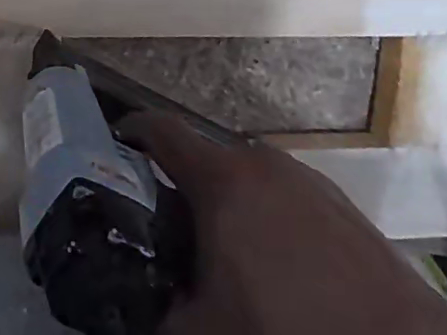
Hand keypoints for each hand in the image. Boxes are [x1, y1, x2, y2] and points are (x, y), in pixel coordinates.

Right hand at [119, 114, 446, 334]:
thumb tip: (139, 309)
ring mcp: (302, 176)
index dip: (131, 132)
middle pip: (204, 159)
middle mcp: (260, 161)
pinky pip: (281, 194)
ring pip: (245, 178)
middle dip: (179, 189)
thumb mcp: (207, 330)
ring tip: (220, 255)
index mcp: (222, 180)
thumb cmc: (289, 325)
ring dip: (224, 205)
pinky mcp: (334, 199)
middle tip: (163, 231)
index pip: (162, 131)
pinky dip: (263, 216)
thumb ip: (162, 316)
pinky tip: (276, 265)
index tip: (112, 148)